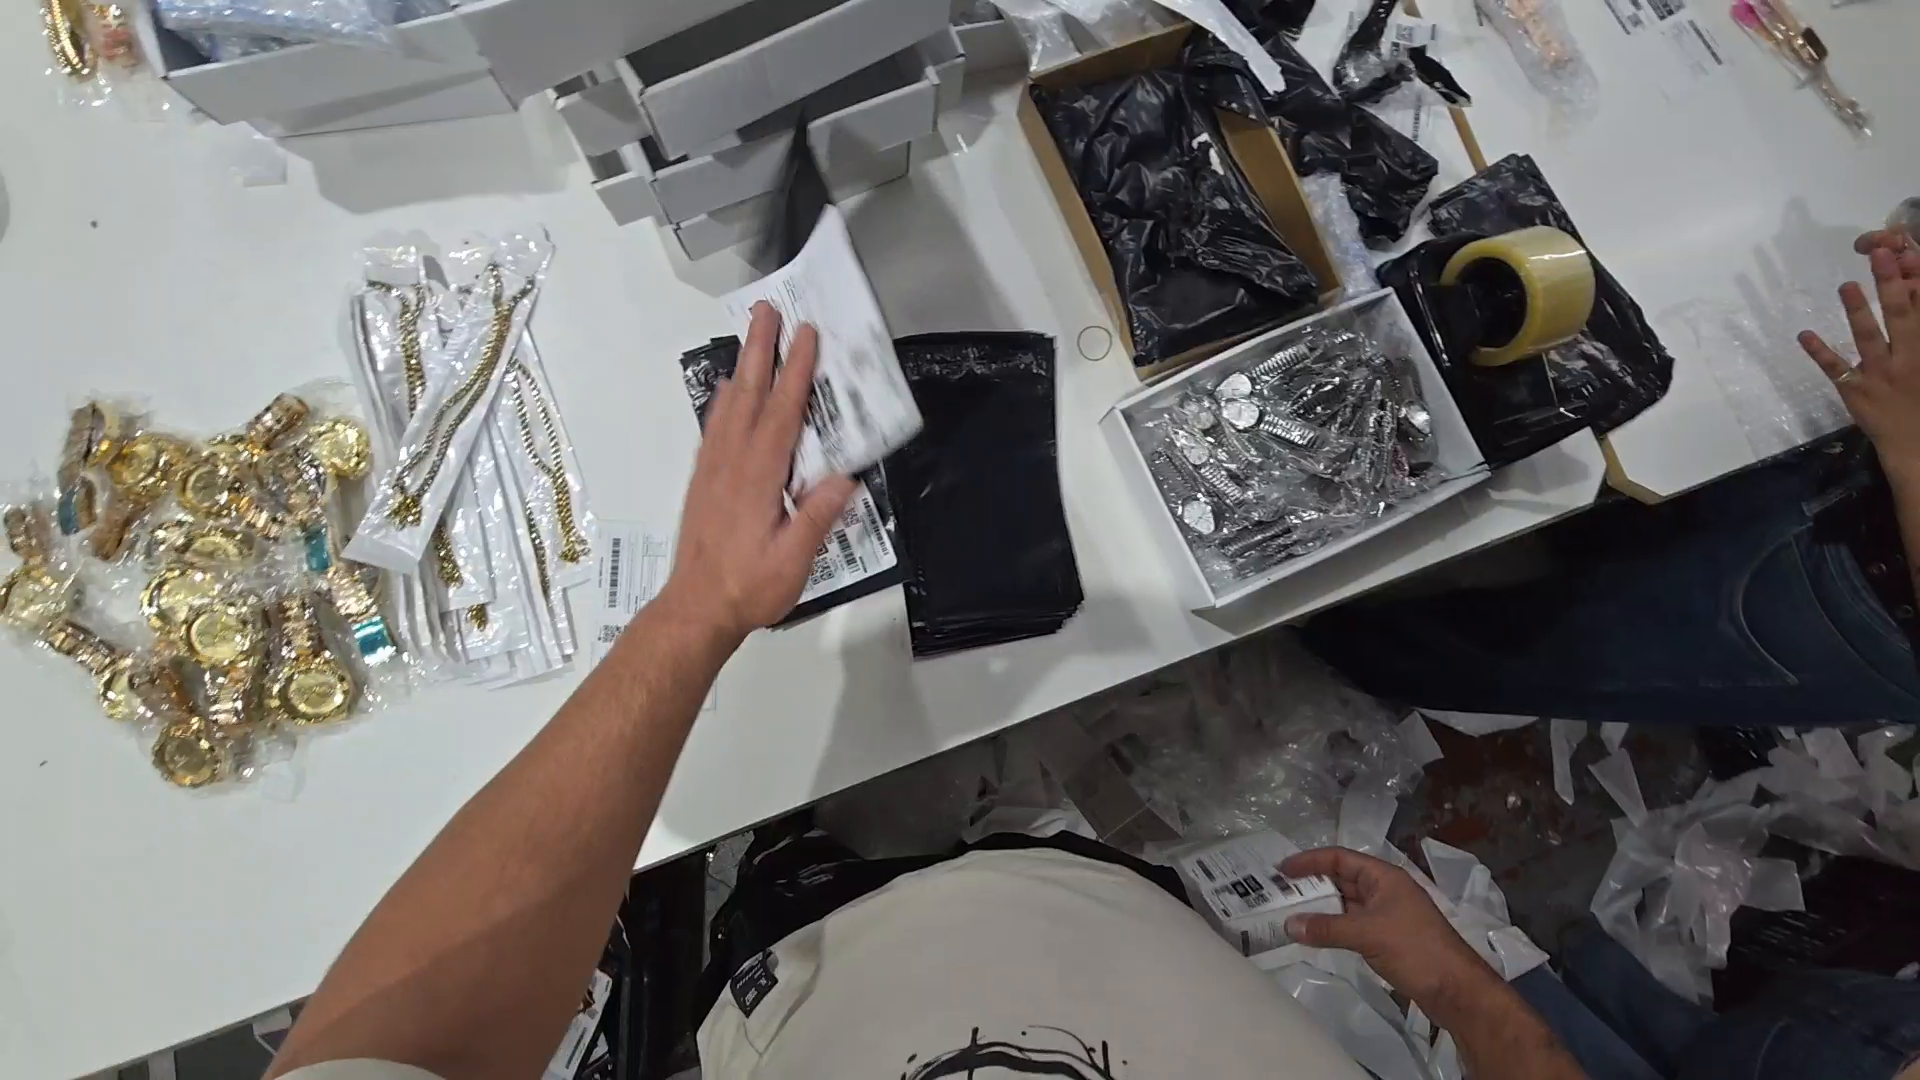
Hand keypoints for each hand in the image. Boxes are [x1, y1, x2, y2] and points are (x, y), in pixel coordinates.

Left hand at [665, 303, 856, 642]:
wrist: (696, 609)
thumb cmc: (749, 587)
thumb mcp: (793, 561)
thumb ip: (816, 517)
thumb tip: (845, 477)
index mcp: (758, 479)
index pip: (781, 416)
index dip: (796, 373)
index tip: (806, 335)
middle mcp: (732, 464)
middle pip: (749, 397)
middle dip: (760, 351)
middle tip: (766, 310)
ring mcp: (714, 470)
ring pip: (729, 407)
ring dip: (743, 367)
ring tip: (751, 336)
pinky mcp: (705, 481)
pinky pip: (715, 428)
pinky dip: (724, 401)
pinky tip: (728, 391)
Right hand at [1280, 847, 1497, 1015]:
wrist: (1460, 994)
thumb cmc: (1416, 950)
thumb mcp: (1368, 935)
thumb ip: (1326, 928)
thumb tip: (1288, 925)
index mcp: (1383, 877)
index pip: (1338, 858)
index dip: (1309, 861)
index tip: (1282, 870)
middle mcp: (1384, 890)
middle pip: (1340, 879)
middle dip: (1311, 885)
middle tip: (1280, 892)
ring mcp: (1387, 914)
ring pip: (1346, 903)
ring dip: (1321, 908)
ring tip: (1291, 913)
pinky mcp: (1388, 937)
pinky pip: (1352, 923)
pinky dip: (1333, 926)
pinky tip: (1316, 934)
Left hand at [1799, 239, 1919, 480]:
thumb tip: (1915, 303)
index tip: (1912, 253)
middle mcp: (1914, 355)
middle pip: (1905, 313)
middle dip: (1894, 283)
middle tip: (1883, 254)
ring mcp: (1882, 372)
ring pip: (1870, 335)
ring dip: (1858, 309)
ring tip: (1847, 285)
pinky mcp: (1855, 390)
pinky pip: (1834, 368)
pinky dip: (1819, 351)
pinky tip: (1804, 333)